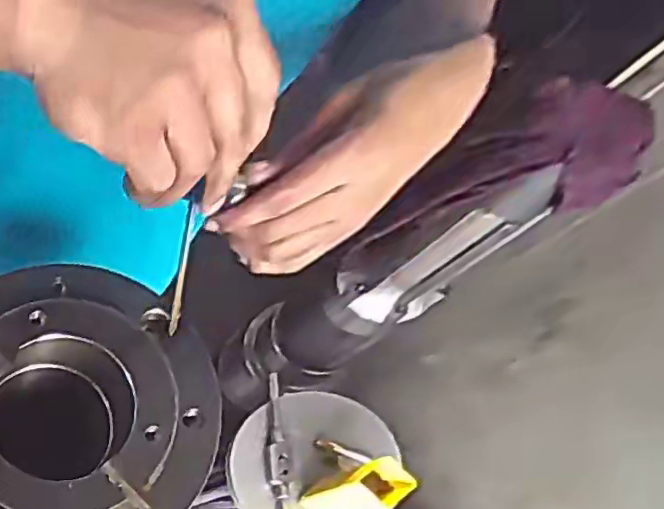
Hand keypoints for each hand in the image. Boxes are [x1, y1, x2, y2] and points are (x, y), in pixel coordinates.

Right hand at [16, 0, 279, 208]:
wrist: (58, 28)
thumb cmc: (114, 29)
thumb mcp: (188, 24)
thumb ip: (217, 62)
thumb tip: (223, 133)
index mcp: (232, 20)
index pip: (264, 91)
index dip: (249, 138)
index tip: (231, 161)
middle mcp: (213, 52)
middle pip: (234, 137)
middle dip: (219, 177)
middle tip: (205, 197)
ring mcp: (175, 93)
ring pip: (198, 164)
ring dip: (178, 188)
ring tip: (156, 187)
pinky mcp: (137, 130)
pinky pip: (160, 179)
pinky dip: (150, 192)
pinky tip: (134, 184)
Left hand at [211, 37, 495, 273]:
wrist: (447, 103)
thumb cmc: (397, 92)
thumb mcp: (342, 104)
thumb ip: (292, 150)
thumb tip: (249, 179)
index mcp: (352, 160)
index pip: (282, 202)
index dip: (243, 215)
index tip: (215, 216)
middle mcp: (351, 200)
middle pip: (278, 233)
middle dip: (240, 233)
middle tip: (220, 221)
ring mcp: (350, 222)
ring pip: (284, 254)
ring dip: (250, 250)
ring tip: (235, 232)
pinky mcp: (347, 234)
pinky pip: (298, 261)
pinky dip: (268, 262)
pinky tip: (252, 249)